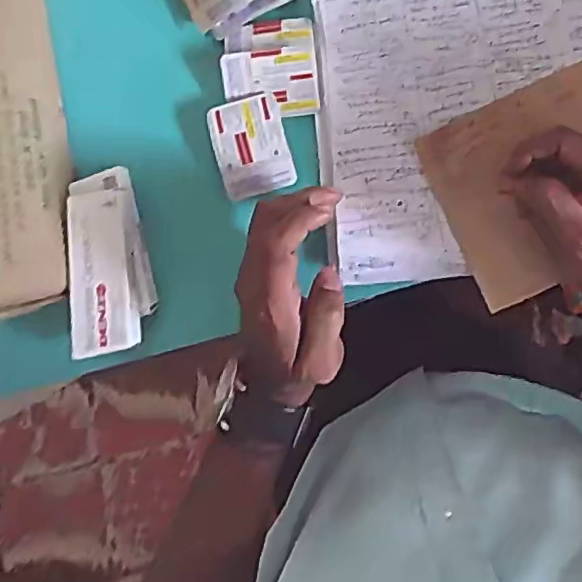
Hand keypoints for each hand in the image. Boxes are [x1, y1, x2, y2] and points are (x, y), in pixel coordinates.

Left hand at [234, 186, 344, 405]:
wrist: (267, 386)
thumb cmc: (296, 371)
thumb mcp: (320, 360)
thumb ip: (327, 318)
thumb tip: (329, 274)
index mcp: (270, 297)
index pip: (276, 244)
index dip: (299, 218)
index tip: (328, 208)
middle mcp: (252, 278)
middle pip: (265, 223)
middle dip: (298, 200)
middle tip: (332, 195)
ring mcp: (248, 272)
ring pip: (261, 222)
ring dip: (291, 203)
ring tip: (324, 200)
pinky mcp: (252, 270)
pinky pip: (264, 229)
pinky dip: (286, 213)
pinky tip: (307, 213)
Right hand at [505, 127, 581, 328]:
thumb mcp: (581, 238)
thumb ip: (552, 203)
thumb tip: (517, 179)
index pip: (565, 141)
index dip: (531, 150)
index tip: (508, 174)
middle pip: (559, 147)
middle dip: (529, 164)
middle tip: (507, 189)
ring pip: (556, 161)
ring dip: (532, 177)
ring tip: (519, 203)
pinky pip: (560, 177)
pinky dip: (540, 188)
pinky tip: (531, 209)